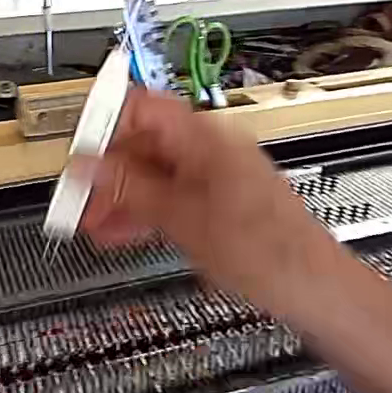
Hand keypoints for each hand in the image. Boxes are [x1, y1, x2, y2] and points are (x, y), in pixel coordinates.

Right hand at [75, 89, 347, 317]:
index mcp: (205, 137)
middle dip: (109, 170)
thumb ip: (131, 188)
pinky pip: (172, 192)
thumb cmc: (267, 251)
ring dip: (122, 195)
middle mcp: (211, 146)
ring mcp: (216, 172)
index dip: (106, 123)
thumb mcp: (182, 219)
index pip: (143, 106)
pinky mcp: (219, 197)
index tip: (80, 151)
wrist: (311, 286)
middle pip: (145, 142)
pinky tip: (124, 230)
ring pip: (155, 171)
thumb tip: (89, 165)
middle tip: (80, 198)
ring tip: (94, 222)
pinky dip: (146, 208)